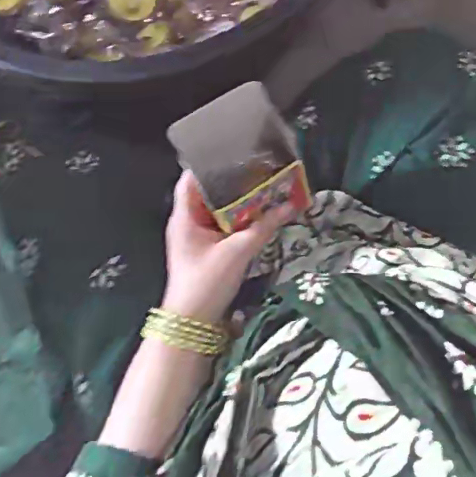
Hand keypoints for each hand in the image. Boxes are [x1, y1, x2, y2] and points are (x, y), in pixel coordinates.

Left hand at [160, 172, 294, 324]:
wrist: (192, 323)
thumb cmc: (207, 282)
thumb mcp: (238, 252)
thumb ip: (264, 226)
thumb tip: (291, 205)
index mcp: (184, 216)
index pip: (191, 178)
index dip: (210, 163)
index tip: (235, 153)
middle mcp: (186, 221)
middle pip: (207, 192)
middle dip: (232, 181)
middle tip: (258, 168)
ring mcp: (195, 236)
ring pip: (217, 209)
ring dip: (237, 201)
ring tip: (262, 186)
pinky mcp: (205, 249)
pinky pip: (221, 225)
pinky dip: (237, 218)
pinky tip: (257, 213)